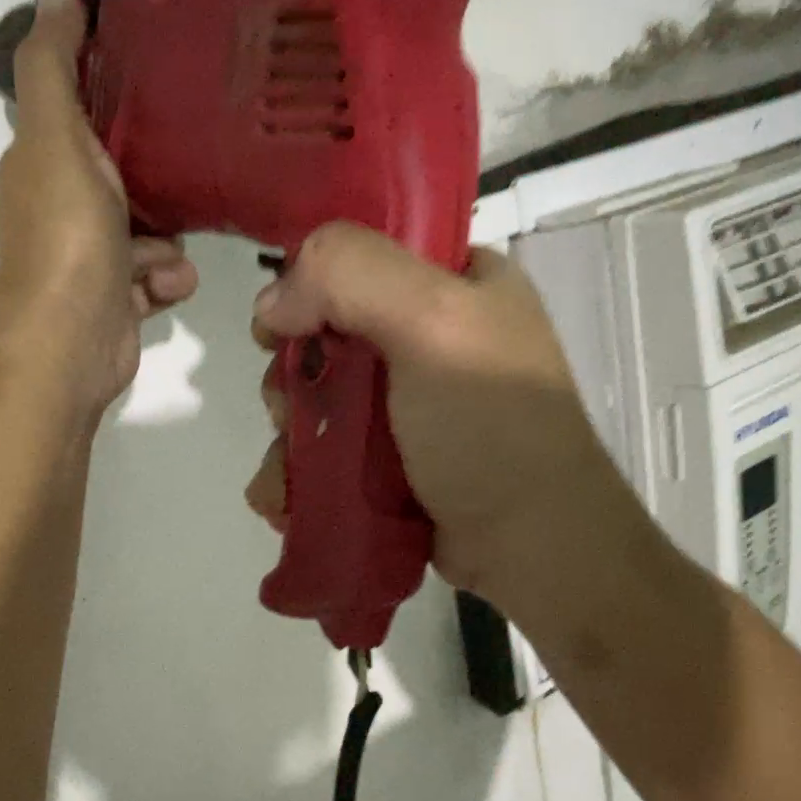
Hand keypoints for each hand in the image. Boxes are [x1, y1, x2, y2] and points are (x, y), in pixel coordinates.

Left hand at [0, 0, 197, 415]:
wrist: (68, 349)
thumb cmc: (64, 242)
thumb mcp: (56, 140)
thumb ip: (53, 68)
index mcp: (42, 163)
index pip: (81, 110)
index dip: (115, 90)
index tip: (162, 77)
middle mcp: (62, 207)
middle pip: (123, 174)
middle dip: (158, 178)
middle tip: (189, 173)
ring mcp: (90, 259)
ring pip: (149, 231)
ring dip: (168, 243)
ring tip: (170, 257)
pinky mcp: (117, 301)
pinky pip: (156, 276)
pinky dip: (167, 281)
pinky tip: (169, 289)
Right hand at [247, 223, 653, 621]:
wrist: (530, 543)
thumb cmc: (490, 425)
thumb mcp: (433, 323)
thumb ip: (349, 279)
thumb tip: (271, 302)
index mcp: (456, 282)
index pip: (362, 256)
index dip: (310, 284)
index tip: (280, 328)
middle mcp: (431, 338)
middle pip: (327, 335)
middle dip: (294, 376)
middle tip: (289, 410)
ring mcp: (409, 407)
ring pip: (319, 401)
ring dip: (289, 437)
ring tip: (289, 476)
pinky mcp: (391, 463)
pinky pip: (327, 453)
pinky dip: (299, 477)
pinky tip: (288, 503)